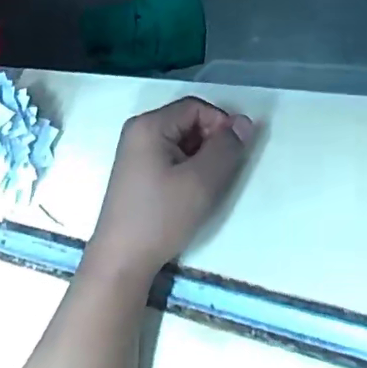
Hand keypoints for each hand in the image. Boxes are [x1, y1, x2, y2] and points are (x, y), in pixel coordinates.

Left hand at [83, 97, 255, 285]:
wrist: (122, 260)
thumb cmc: (161, 217)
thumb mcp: (201, 182)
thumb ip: (226, 148)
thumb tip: (244, 121)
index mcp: (149, 125)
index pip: (196, 107)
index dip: (221, 124)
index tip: (234, 154)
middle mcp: (138, 130)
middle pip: (187, 121)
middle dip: (211, 141)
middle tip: (221, 173)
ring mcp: (135, 151)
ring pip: (181, 140)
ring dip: (201, 156)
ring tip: (206, 186)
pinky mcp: (137, 171)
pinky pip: (170, 155)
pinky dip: (187, 167)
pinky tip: (190, 192)